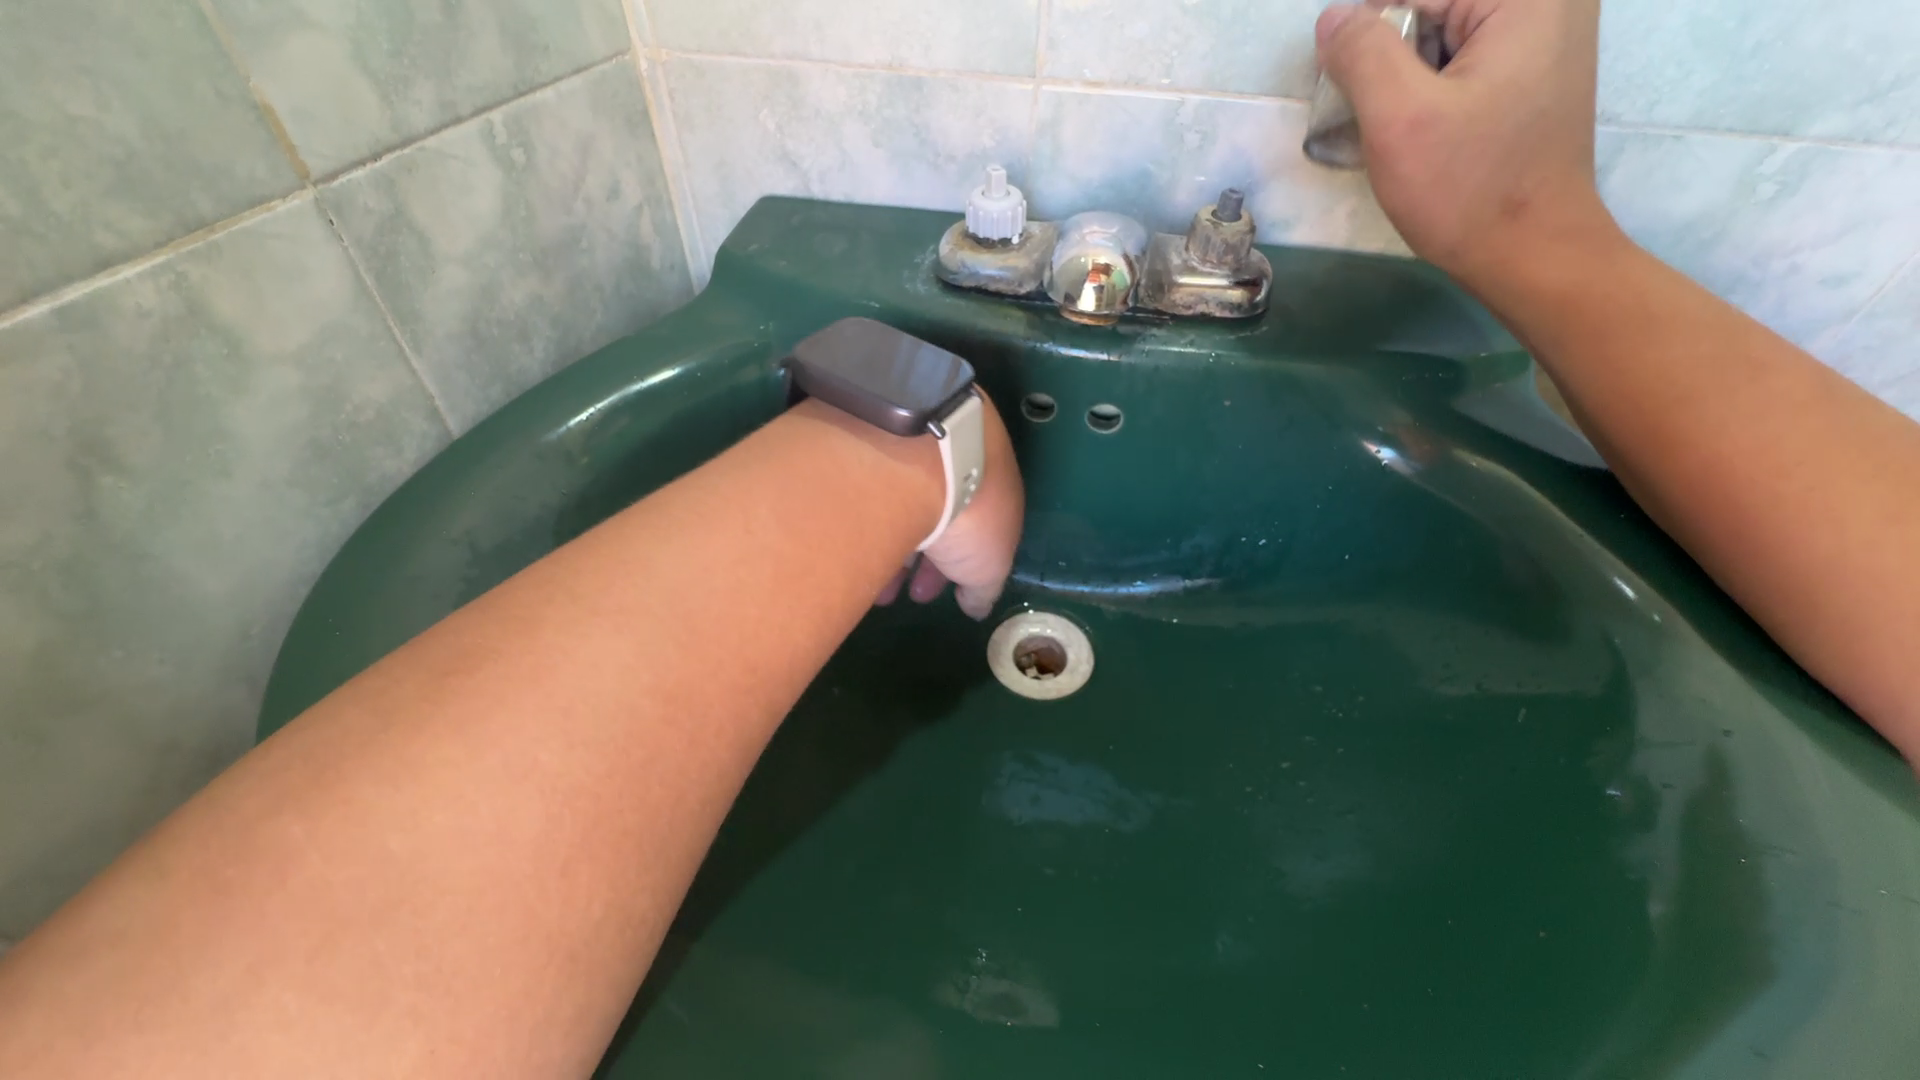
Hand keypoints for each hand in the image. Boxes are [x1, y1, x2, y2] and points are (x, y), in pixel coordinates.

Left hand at [876, 391, 1024, 620]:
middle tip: (907, 593)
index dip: (961, 563)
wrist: (911, 454)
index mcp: (990, 473)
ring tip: (872, 587)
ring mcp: (904, 442)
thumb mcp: (991, 561)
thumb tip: (977, 607)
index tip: (943, 590)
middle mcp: (949, 454)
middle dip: (923, 559)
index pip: (978, 523)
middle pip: (936, 512)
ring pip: (897, 503)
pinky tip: (854, 553)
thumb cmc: (969, 508)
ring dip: (889, 548)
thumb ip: (984, 586)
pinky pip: (866, 491)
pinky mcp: (864, 436)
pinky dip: (864, 524)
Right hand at [1314, 0, 1618, 286]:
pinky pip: (1460, 61)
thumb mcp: (1399, 119)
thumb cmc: (1467, 188)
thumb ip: (1362, 53)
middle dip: (1388, 56)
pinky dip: (1425, 91)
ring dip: (1402, 77)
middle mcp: (1547, 3)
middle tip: (1381, 116)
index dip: (1369, 36)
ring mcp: (1544, 38)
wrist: (1530, 254)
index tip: (1354, 91)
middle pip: (1431, 8)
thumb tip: (1334, 16)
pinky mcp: (1530, 75)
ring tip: (1396, 128)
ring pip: (1441, 37)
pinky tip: (1419, 132)